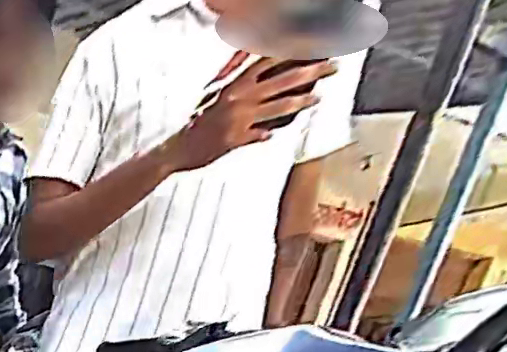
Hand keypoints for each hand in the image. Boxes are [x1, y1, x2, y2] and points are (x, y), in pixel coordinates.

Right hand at [164, 54, 334, 171]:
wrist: (173, 150)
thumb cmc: (192, 125)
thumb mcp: (213, 97)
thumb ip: (237, 85)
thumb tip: (258, 74)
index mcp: (235, 84)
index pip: (272, 59)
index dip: (297, 50)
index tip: (317, 45)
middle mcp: (240, 97)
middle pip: (284, 79)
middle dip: (313, 71)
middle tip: (333, 67)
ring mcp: (238, 118)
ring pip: (279, 106)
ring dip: (302, 101)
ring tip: (317, 98)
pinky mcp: (234, 139)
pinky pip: (259, 134)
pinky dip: (267, 133)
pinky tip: (275, 132)